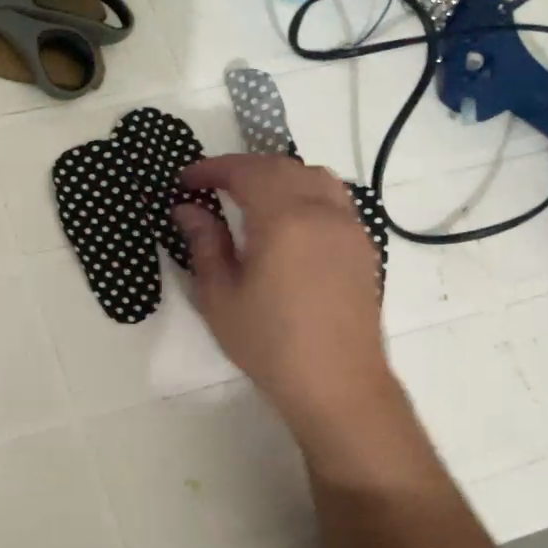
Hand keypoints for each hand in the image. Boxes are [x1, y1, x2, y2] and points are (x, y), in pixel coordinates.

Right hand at [173, 155, 395, 434]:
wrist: (335, 381)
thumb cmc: (267, 341)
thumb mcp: (219, 295)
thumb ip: (204, 244)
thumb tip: (188, 210)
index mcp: (284, 220)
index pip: (246, 172)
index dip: (212, 169)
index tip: (185, 180)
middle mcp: (323, 212)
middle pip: (283, 167)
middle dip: (243, 168)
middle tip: (210, 186)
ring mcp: (350, 228)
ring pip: (315, 178)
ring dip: (277, 176)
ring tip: (248, 197)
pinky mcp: (362, 247)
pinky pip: (333, 200)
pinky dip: (303, 194)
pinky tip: (283, 221)